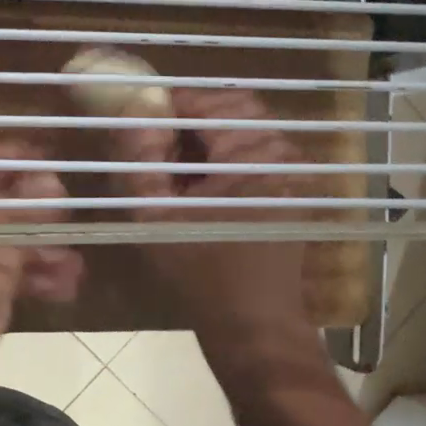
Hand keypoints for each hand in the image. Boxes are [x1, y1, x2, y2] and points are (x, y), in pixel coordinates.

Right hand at [109, 88, 318, 362]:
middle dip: (190, 115)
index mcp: (253, 154)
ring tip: (169, 158)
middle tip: (154, 135)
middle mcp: (281, 151)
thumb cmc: (201, 273)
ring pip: (244, 127)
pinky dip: (222, 153)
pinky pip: (253, 151)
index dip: (171, 103)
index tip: (139, 116)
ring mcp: (291, 169)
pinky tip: (193, 178)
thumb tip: (133, 116)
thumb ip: (141, 161)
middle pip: (234, 107)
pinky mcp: (289, 187)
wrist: (253, 323)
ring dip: (206, 134)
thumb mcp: (155, 216)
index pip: (210, 101)